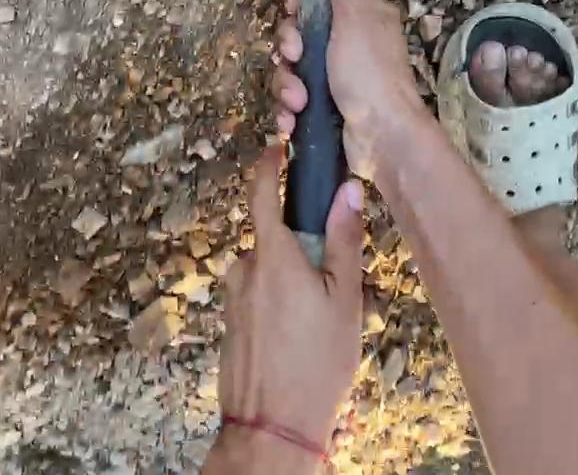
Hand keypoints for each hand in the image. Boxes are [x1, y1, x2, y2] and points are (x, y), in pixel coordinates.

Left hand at [216, 142, 363, 468]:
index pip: (261, 192)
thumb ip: (343, 239)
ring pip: (266, 271)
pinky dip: (277, 304)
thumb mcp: (344, 298)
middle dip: (298, 247)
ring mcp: (233, 298)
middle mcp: (244, 268)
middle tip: (330, 279)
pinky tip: (298, 338)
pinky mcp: (230, 324)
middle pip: (271, 237)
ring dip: (289, 281)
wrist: (272, 431)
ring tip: (319, 319)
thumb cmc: (316, 361)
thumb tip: (347, 188)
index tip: (276, 146)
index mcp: (272, 254)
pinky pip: (257, 297)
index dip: (267, 164)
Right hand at [273, 0, 429, 183]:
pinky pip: (293, 102)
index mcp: (360, 16)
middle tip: (297, 58)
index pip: (317, 0)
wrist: (383, 137)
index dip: (298, 7)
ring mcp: (336, 80)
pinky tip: (292, 121)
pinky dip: (289, 112)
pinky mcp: (325, 110)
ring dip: (287, 86)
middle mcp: (348, 45)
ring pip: (291, 71)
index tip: (293, 14)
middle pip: (297, 36)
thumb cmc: (370, 71)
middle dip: (289, 50)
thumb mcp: (355, 15)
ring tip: (298, 101)